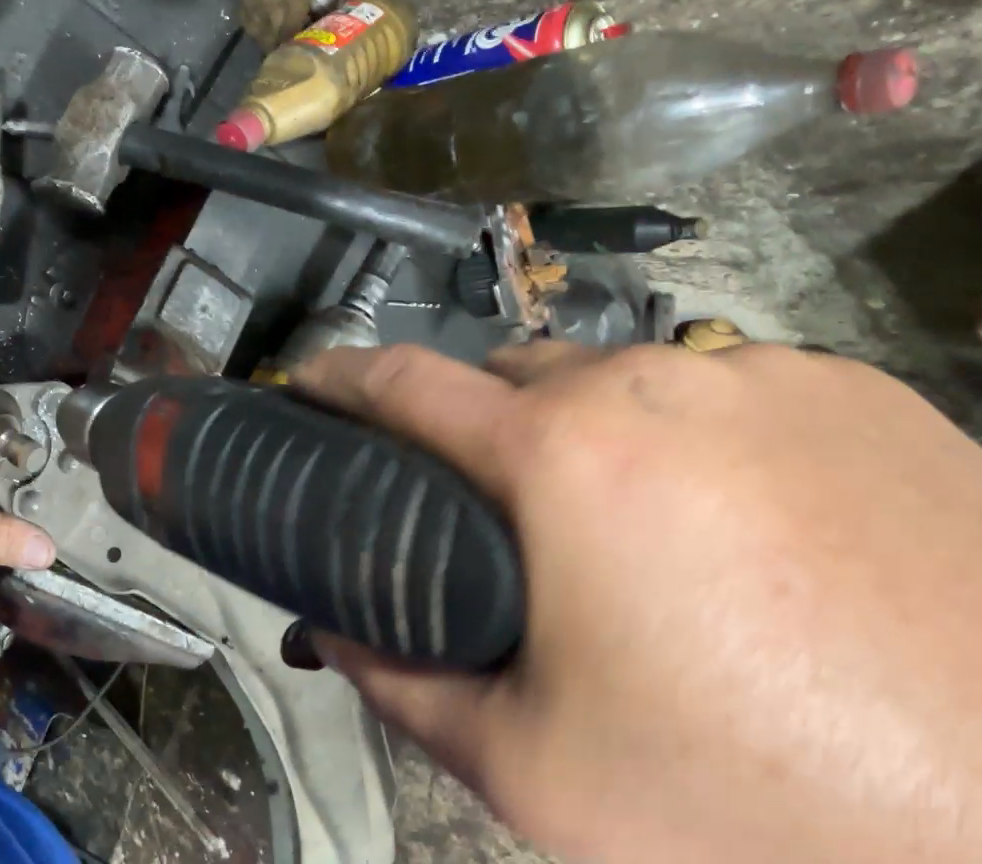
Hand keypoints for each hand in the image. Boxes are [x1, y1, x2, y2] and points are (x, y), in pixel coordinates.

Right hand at [293, 342, 981, 863]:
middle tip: (483, 507)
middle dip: (471, 424)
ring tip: (620, 527)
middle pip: (508, 374)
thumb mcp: (535, 769)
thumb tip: (328, 629)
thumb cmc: (759, 798)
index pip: (402, 382)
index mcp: (560, 454)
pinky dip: (689, 435)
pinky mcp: (868, 395)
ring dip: (583, 429)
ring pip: (617, 379)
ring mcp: (769, 377)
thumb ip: (401, 686)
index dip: (338, 379)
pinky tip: (735, 521)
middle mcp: (653, 382)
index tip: (306, 387)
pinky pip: (723, 392)